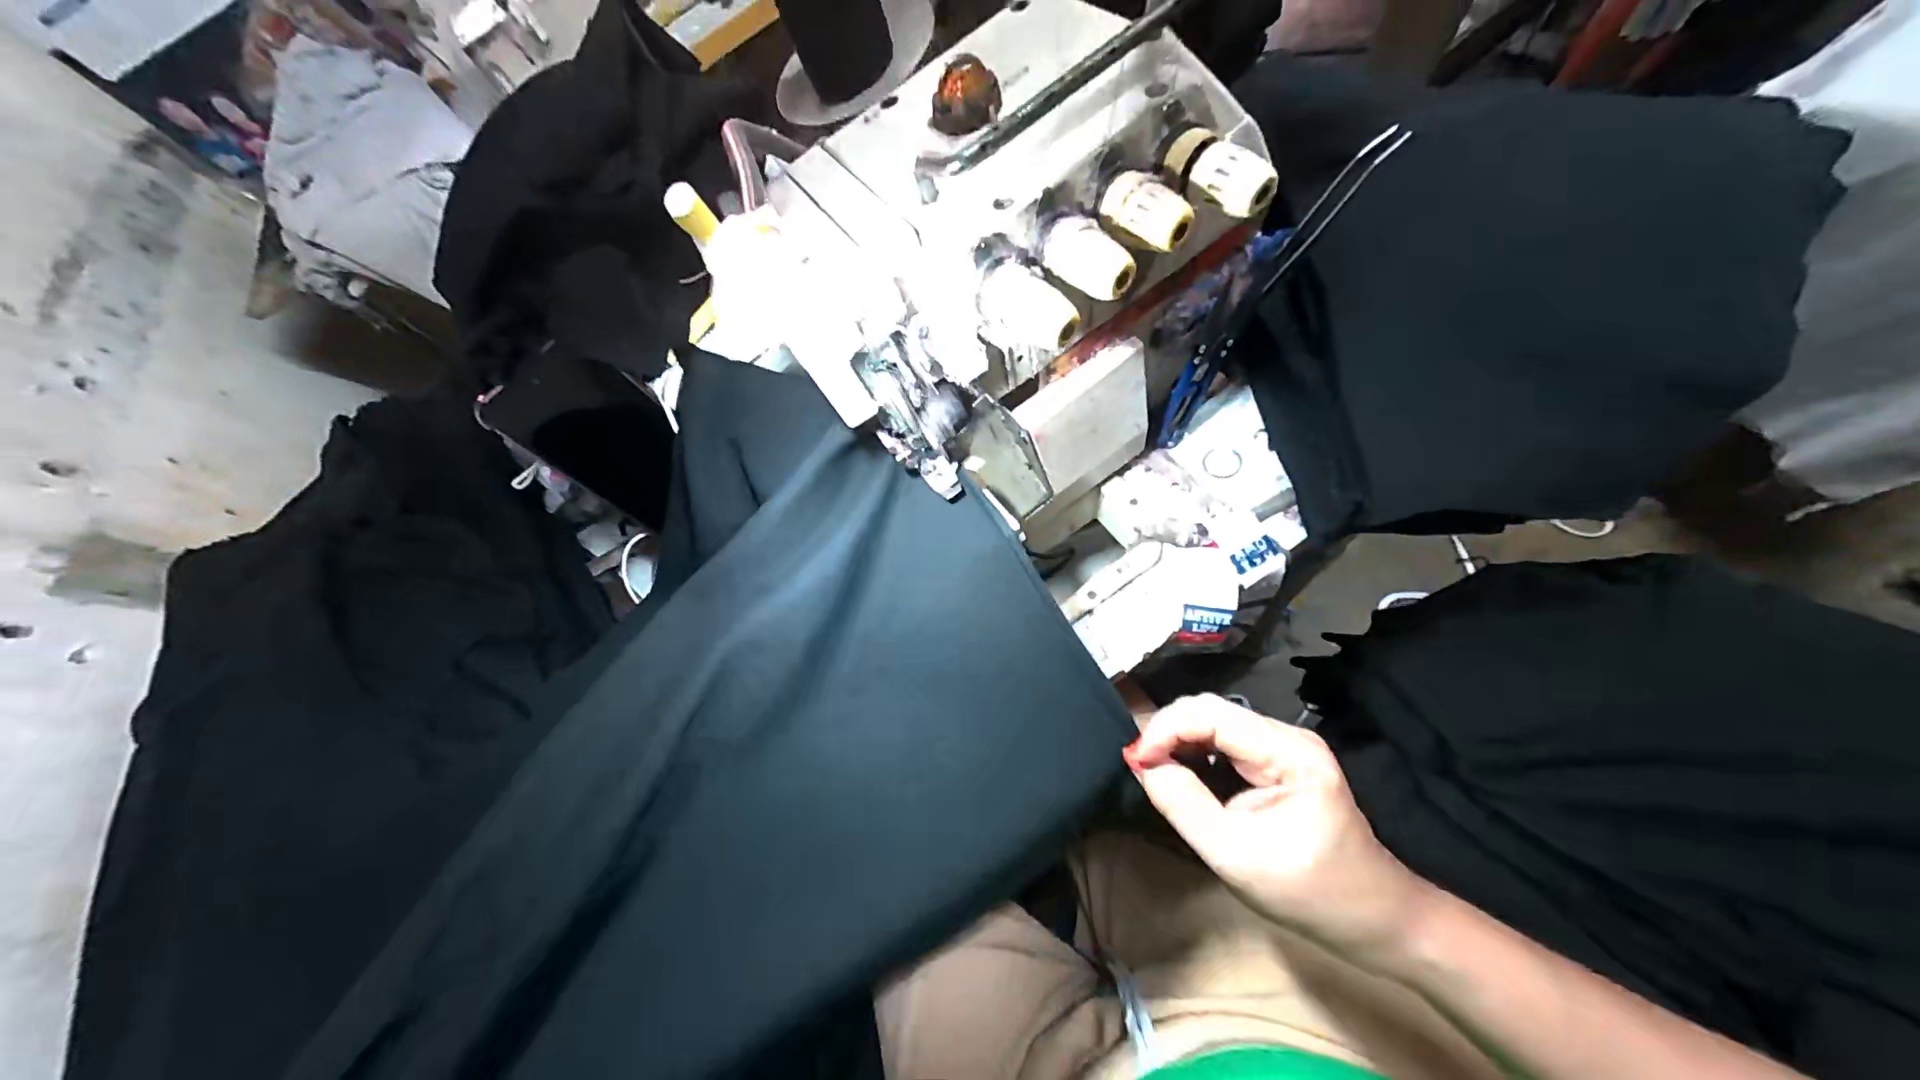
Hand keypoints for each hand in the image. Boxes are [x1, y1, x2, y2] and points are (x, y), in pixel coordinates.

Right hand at [1126, 694, 1433, 964]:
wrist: (1375, 920)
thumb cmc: (1311, 894)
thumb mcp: (1236, 856)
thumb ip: (1184, 804)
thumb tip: (1142, 764)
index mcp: (1289, 753)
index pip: (1210, 714)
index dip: (1165, 729)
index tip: (1136, 762)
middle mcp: (1287, 736)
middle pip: (1210, 710)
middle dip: (1167, 731)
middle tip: (1139, 766)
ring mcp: (1284, 745)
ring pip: (1214, 721)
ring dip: (1178, 740)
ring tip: (1153, 770)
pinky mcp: (1277, 760)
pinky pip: (1223, 740)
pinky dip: (1194, 751)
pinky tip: (1180, 773)